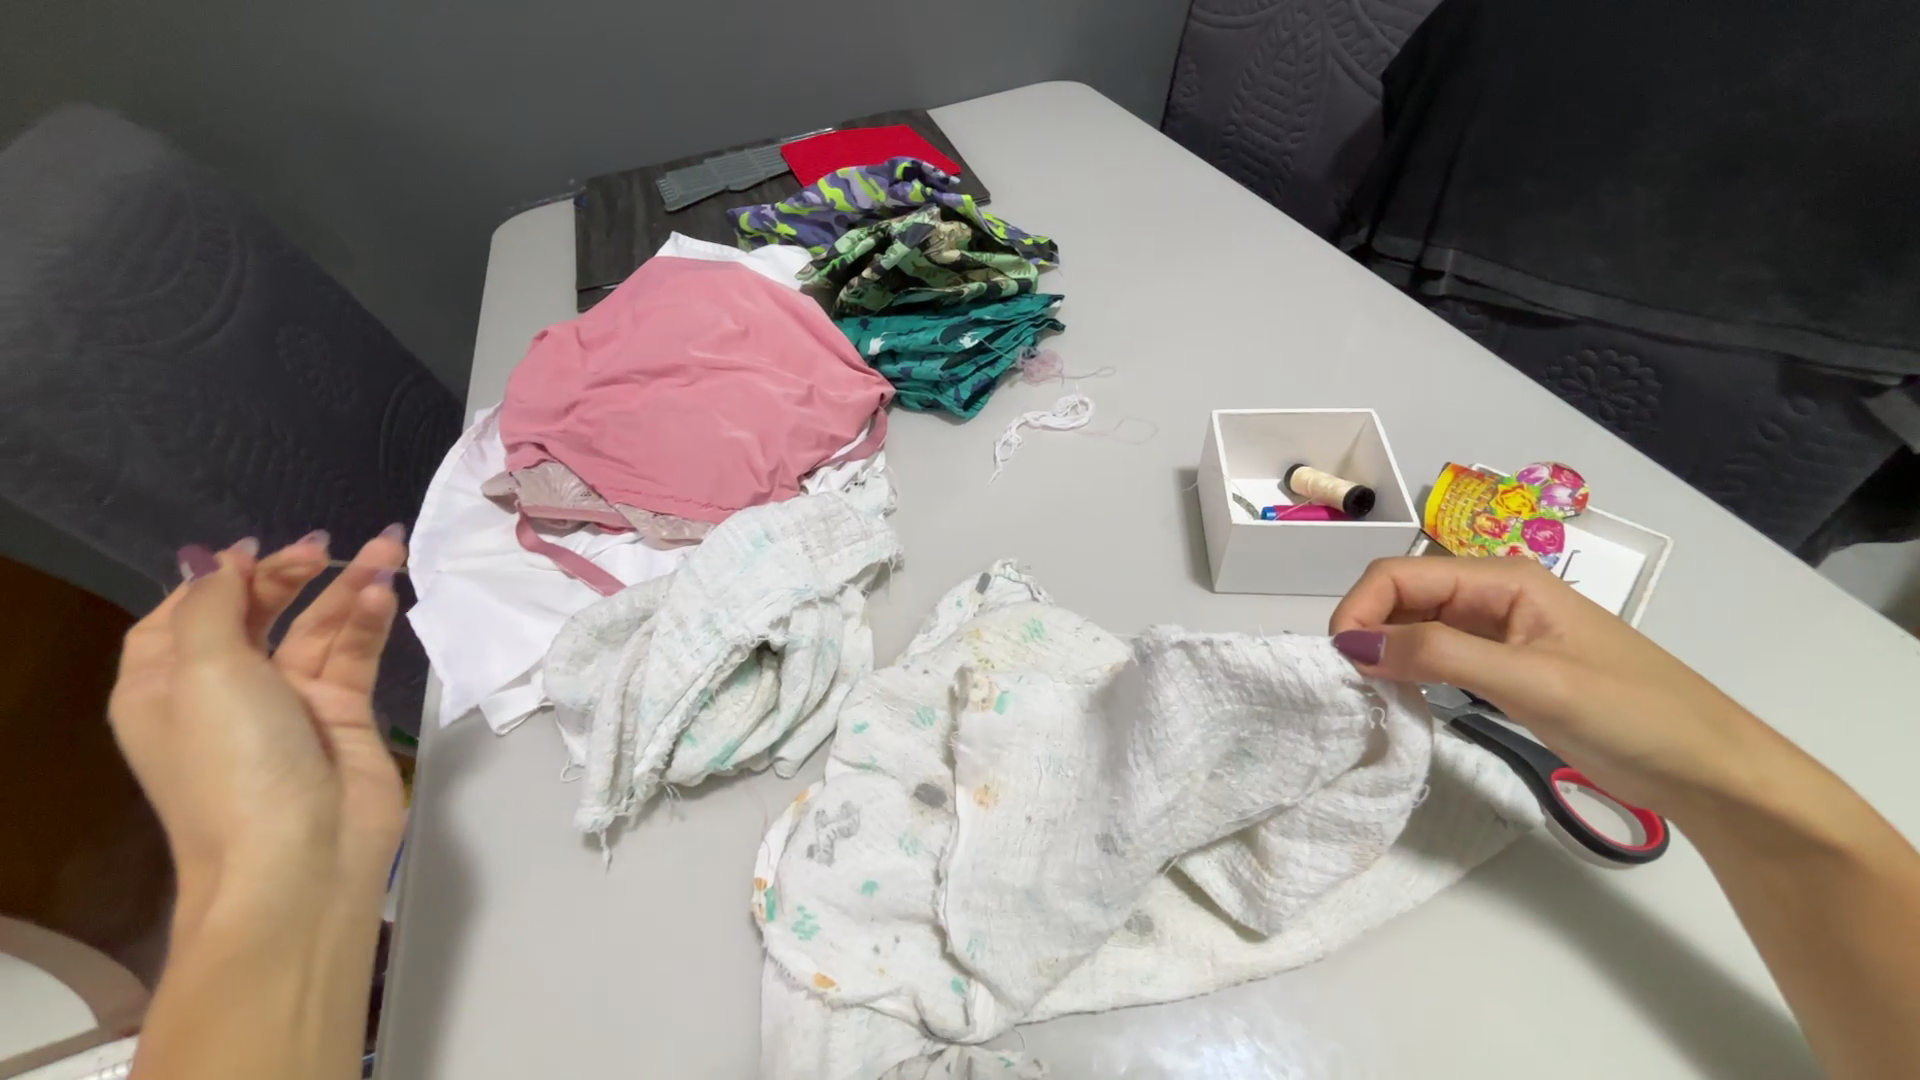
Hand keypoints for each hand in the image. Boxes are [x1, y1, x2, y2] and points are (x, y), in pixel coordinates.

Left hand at [109, 529, 407, 932]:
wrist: (301, 852)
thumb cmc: (233, 763)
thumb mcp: (203, 674)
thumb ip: (216, 608)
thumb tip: (220, 559)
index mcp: (165, 686)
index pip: (187, 615)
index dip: (221, 578)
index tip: (262, 547)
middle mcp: (226, 691)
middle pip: (258, 616)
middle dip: (292, 576)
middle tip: (330, 546)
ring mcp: (291, 703)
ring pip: (319, 631)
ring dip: (348, 590)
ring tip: (388, 549)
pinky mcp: (346, 714)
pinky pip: (355, 656)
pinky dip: (368, 623)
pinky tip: (384, 594)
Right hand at [1328, 556, 1776, 820]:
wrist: (1715, 774)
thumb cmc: (1634, 716)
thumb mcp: (1533, 682)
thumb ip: (1439, 655)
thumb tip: (1351, 646)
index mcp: (1504, 579)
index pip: (1399, 574)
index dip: (1360, 609)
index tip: (1342, 663)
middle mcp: (1493, 594)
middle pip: (1401, 594)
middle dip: (1366, 628)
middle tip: (1353, 682)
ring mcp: (1497, 630)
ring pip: (1412, 624)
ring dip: (1383, 650)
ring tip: (1372, 692)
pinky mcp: (1501, 664)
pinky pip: (1433, 652)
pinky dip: (1407, 669)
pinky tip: (1403, 696)